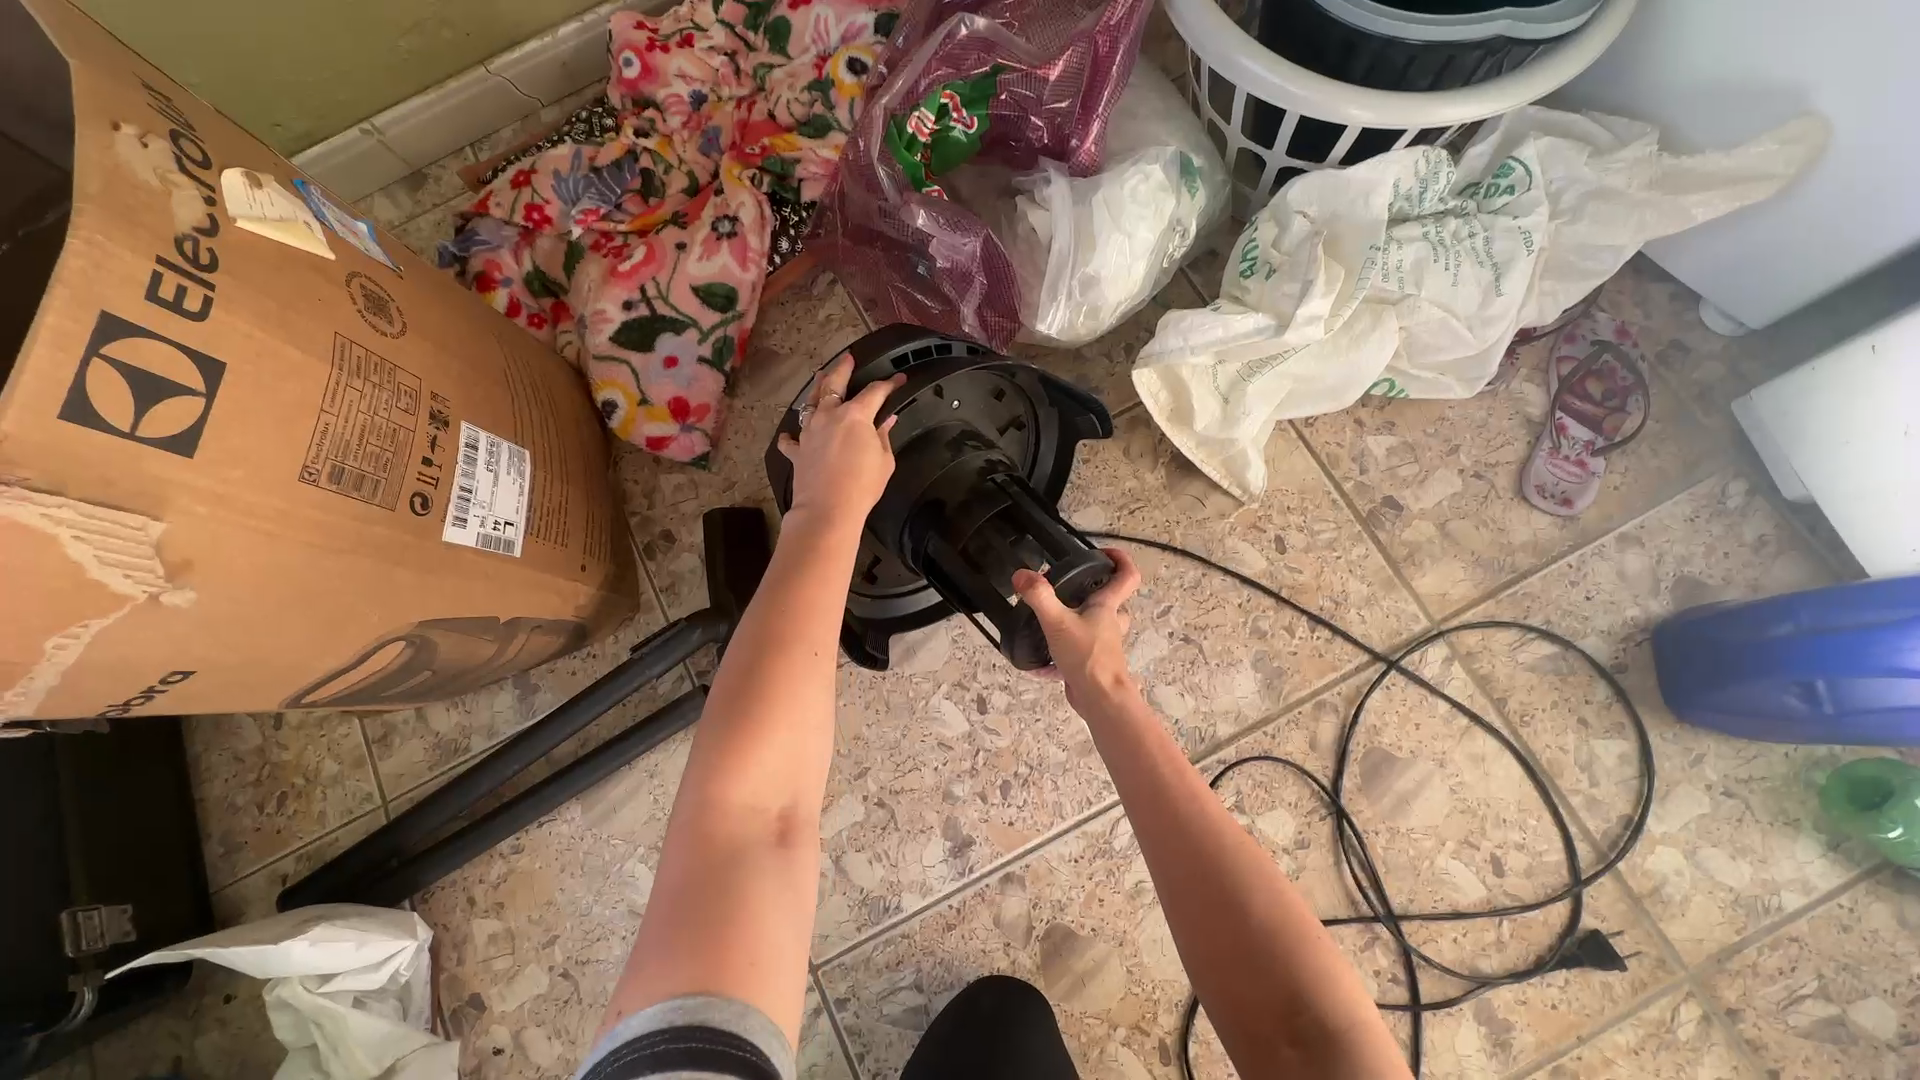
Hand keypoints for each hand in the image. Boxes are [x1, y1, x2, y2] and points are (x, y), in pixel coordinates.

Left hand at [777, 351, 903, 529]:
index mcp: (855, 415)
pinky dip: (792, 436)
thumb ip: (883, 436)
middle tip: (848, 358)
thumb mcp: (884, 460)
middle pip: (834, 383)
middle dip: (842, 368)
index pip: (875, 392)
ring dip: (817, 389)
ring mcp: (809, 432)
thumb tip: (887, 421)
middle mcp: (829, 416)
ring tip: (820, 378)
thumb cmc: (862, 486)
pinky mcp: (797, 450)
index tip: (899, 379)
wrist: (828, 509)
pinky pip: (792, 439)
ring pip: (811, 403)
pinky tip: (791, 435)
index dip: (889, 384)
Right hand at [1011, 548, 1142, 712]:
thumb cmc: (1087, 657)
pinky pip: (1077, 654)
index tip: (1102, 553)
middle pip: (1111, 602)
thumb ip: (1039, 596)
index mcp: (1107, 607)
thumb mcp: (1057, 622)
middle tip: (1071, 587)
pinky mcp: (1092, 665)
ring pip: (1094, 628)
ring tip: (1050, 622)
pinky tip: (1038, 664)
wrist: (1100, 700)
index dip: (1120, 560)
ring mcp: (1103, 646)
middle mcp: (1109, 624)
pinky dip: (1059, 657)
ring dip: (1076, 623)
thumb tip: (1021, 575)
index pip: (1127, 576)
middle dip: (1094, 592)